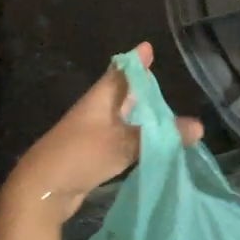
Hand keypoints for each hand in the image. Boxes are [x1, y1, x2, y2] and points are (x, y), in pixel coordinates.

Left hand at [0, 42, 203, 225]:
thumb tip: (199, 128)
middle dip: (137, 85)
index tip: (148, 47)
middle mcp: (95, 112)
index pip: (120, 73)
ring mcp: (90, 134)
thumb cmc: (79, 156)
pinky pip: (118, 138)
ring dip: (137, 113)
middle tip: (155, 76)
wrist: (40, 191)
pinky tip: (144, 142)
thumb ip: (160, 137)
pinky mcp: (90, 155)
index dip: (135, 61)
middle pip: (119, 93)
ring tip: (158, 110)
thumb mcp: (123, 145)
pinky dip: (133, 136)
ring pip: (119, 116)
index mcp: (100, 100)